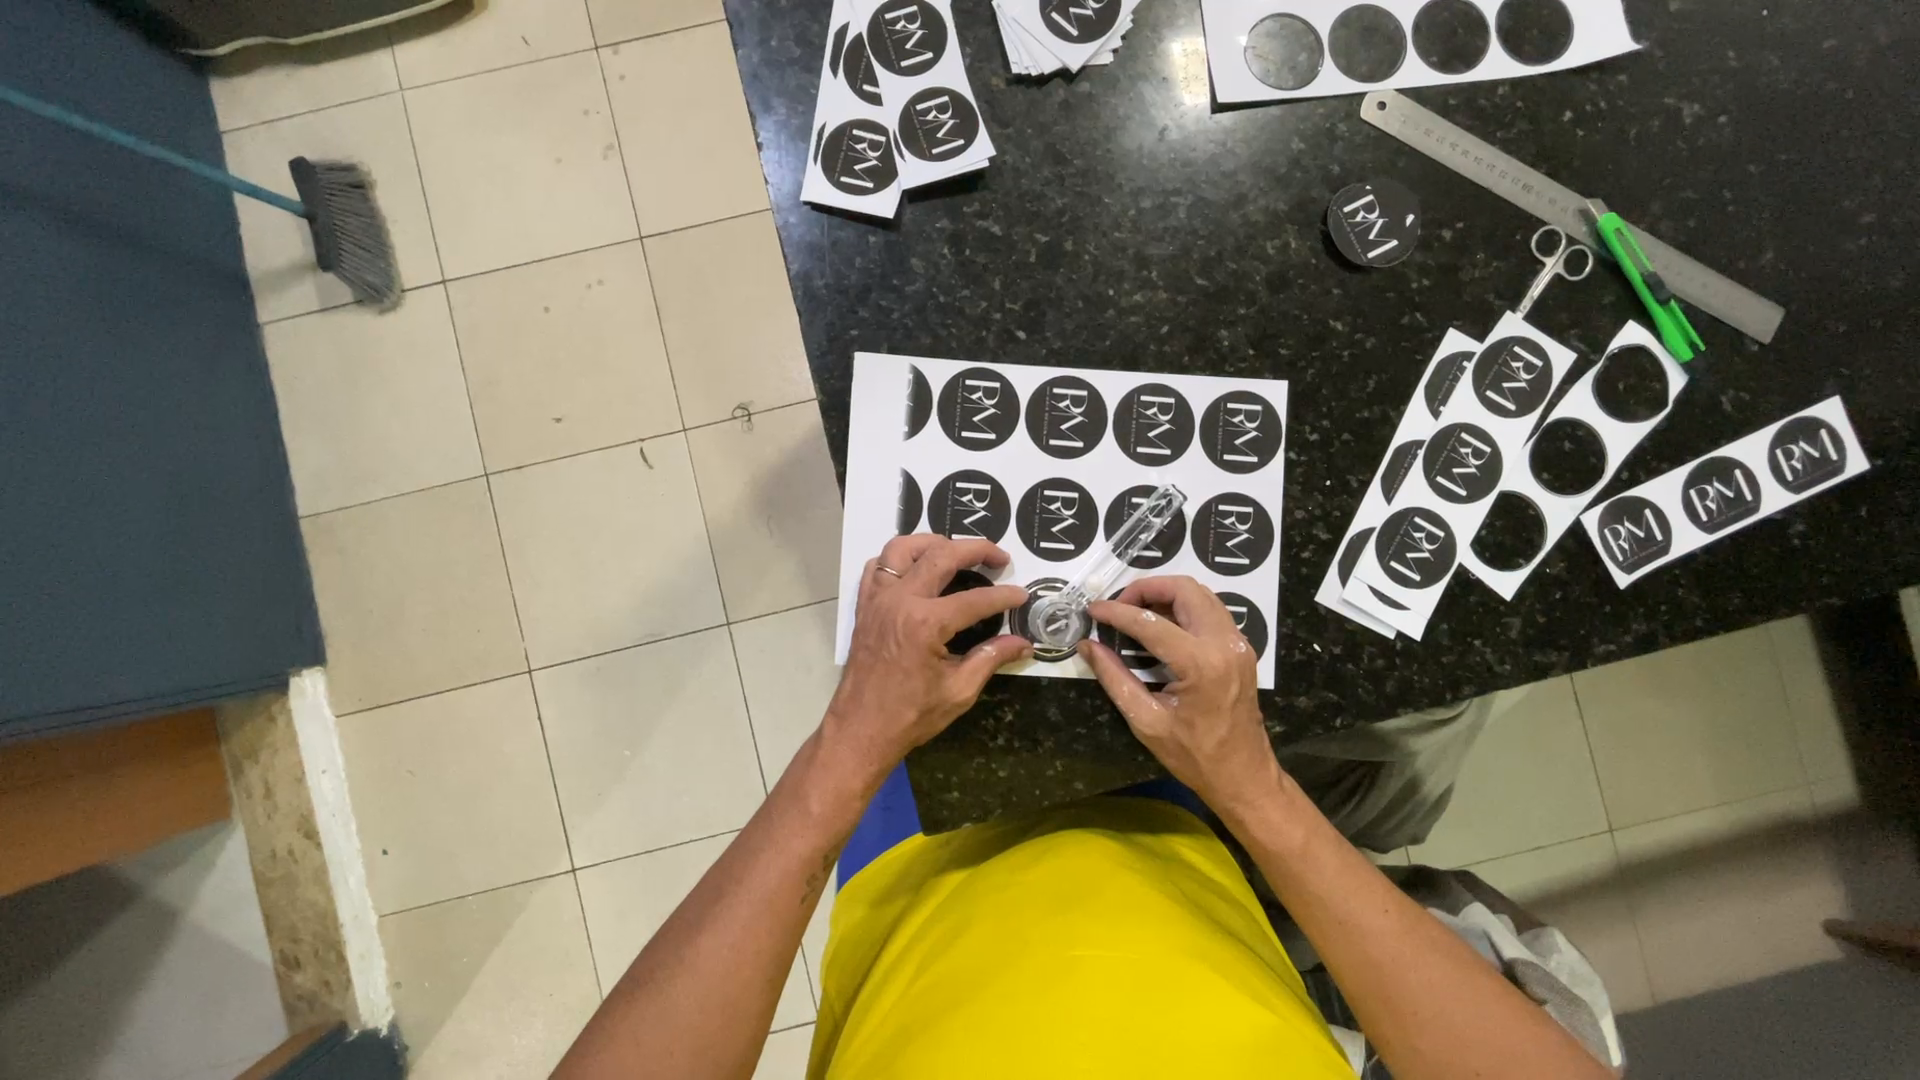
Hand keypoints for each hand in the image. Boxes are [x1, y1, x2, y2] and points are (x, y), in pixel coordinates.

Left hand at [824, 534, 1031, 779]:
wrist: (860, 731)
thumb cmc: (910, 716)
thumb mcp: (959, 691)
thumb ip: (991, 658)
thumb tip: (1024, 644)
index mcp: (925, 624)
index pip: (976, 599)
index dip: (1004, 596)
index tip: (1022, 596)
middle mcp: (900, 601)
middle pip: (941, 555)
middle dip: (976, 550)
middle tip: (1000, 559)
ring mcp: (877, 600)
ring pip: (903, 548)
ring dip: (933, 543)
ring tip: (956, 553)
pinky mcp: (864, 607)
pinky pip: (878, 566)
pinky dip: (899, 559)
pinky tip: (917, 569)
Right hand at [1079, 575, 1283, 817]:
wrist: (1243, 775)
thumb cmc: (1194, 756)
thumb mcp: (1146, 720)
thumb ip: (1114, 678)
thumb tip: (1087, 646)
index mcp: (1201, 665)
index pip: (1150, 622)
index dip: (1116, 612)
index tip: (1092, 610)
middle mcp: (1224, 644)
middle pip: (1184, 589)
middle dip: (1146, 589)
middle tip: (1118, 607)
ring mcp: (1237, 643)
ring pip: (1200, 593)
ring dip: (1166, 594)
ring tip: (1136, 613)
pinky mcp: (1240, 648)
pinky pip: (1210, 609)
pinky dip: (1183, 606)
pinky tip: (1160, 624)